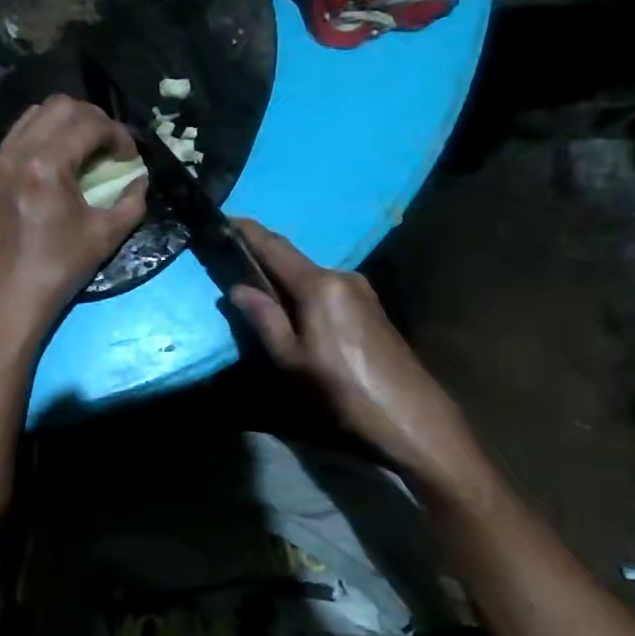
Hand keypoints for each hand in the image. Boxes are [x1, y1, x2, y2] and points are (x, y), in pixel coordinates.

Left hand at [0, 94, 146, 336]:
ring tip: (85, 147)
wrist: (12, 293)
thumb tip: (139, 177)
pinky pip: (19, 133)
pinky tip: (59, 158)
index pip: (88, 124)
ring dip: (67, 122)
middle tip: (110, 145)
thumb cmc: (61, 266)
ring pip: (36, 113)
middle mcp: (17, 153)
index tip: (129, 156)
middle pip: (61, 106)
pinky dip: (44, 134)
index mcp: (45, 166)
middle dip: (93, 119)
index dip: (117, 133)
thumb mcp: (107, 233)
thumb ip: (132, 200)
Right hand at [228, 219, 481, 484]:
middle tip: (230, 258)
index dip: (247, 231)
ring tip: (255, 286)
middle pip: (292, 259)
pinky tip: (291, 307)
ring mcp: (360, 290)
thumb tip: (236, 288)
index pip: (275, 247)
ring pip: (309, 274)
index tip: (224, 219)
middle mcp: (342, 276)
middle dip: (261, 255)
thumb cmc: (342, 388)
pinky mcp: (370, 307)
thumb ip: (263, 318)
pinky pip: (325, 288)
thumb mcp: (291, 359)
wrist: (410, 416)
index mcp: (319, 284)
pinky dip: (301, 290)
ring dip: (282, 276)